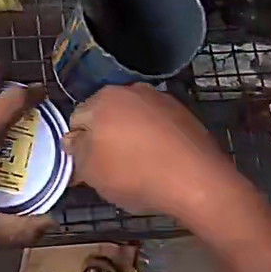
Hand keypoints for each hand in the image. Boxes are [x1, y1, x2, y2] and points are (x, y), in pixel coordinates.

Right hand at [64, 83, 255, 225]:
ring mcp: (161, 99)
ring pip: (134, 119)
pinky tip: (160, 162)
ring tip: (139, 167)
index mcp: (103, 98)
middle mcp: (131, 90)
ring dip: (131, 137)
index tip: (89, 168)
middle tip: (112, 169)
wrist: (197, 181)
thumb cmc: (135, 175)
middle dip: (106, 138)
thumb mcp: (91, 171)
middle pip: (107, 116)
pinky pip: (158, 125)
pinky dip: (154, 139)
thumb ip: (76, 152)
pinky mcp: (184, 113)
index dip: (80, 146)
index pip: (78, 121)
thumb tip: (74, 140)